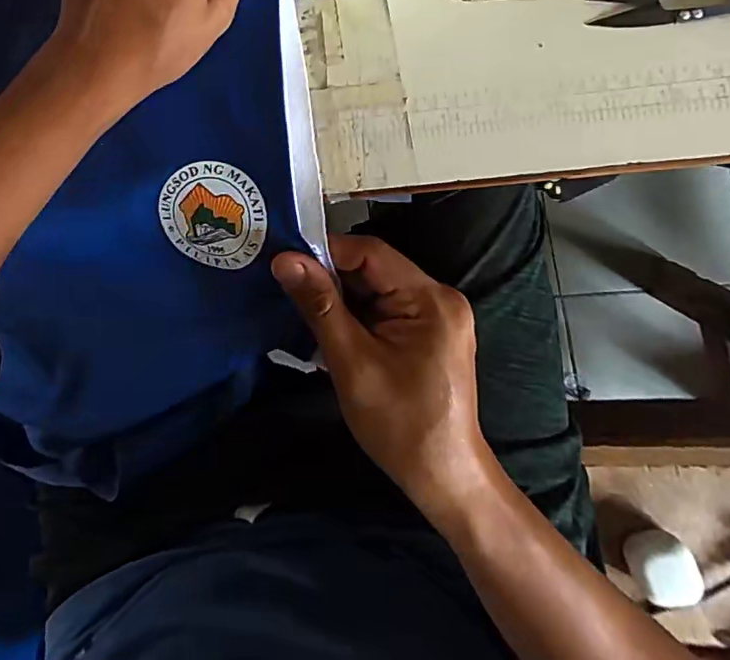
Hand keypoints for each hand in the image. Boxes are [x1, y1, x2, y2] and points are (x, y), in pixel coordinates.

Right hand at [271, 235, 501, 514]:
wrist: (445, 479)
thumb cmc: (399, 424)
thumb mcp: (352, 363)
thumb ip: (319, 306)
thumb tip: (285, 259)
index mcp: (430, 299)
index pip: (371, 253)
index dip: (327, 252)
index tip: (286, 264)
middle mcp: (440, 297)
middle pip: (374, 270)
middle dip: (331, 278)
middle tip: (289, 290)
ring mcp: (438, 316)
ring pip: (376, 289)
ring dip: (341, 299)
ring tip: (305, 312)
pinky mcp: (429, 333)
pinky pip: (384, 309)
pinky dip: (357, 316)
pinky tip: (333, 331)